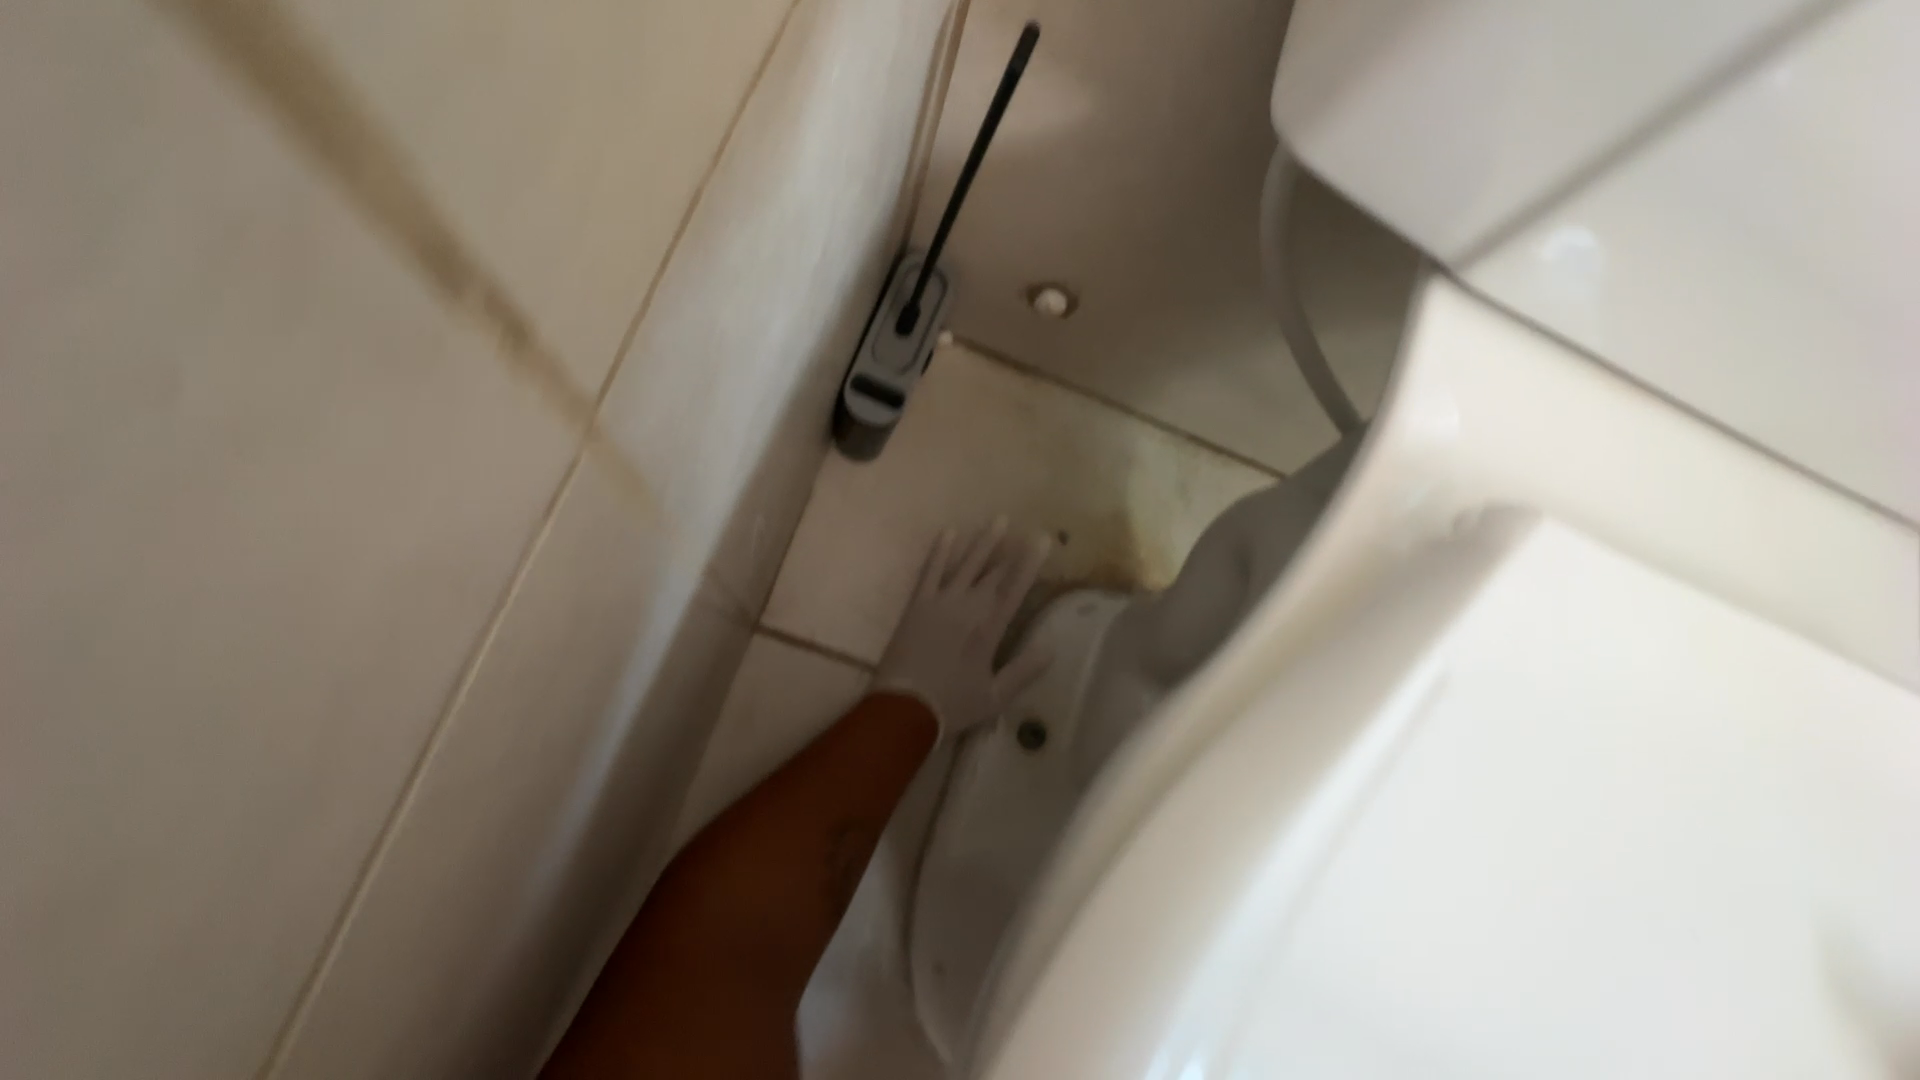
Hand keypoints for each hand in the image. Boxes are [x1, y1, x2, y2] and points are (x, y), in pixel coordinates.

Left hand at [873, 519, 1053, 737]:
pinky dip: (940, 551)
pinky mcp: (917, 605)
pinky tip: (948, 533)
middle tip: (1023, 526)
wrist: (903, 708)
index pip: (1015, 589)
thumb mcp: (995, 697)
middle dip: (1010, 549)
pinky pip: (930, 571)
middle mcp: (967, 608)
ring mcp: (940, 603)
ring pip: (964, 565)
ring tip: (996, 520)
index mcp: (989, 629)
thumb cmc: (952, 706)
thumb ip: (1023, 671)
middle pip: (993, 573)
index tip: (1042, 540)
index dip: (1030, 564)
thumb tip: (1051, 647)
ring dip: (981, 543)